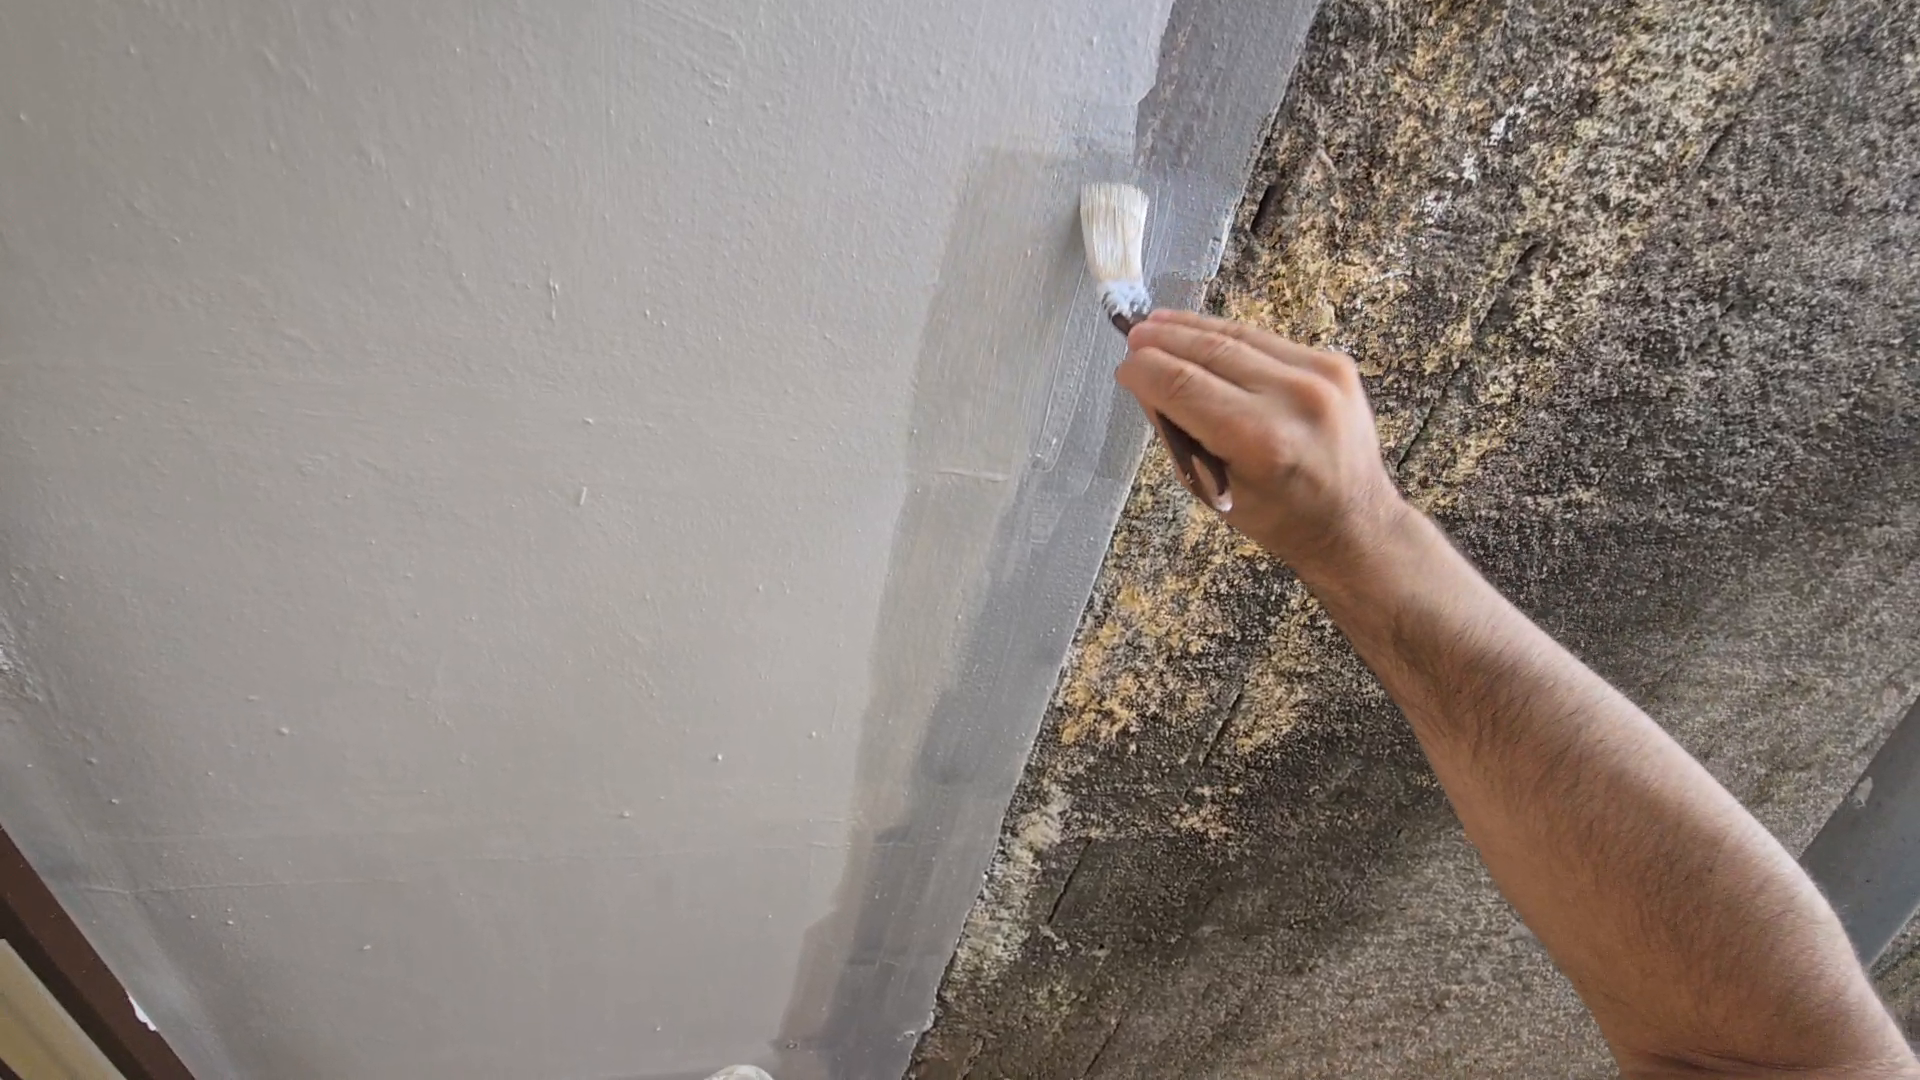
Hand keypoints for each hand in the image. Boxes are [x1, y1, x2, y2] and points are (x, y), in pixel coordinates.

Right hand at [1118, 310, 1406, 577]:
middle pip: (1209, 353)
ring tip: (1156, 323)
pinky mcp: (1334, 363)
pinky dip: (1226, 337)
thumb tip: (1146, 385)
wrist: (1352, 519)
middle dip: (1163, 342)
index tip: (1123, 370)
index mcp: (1259, 440)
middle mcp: (1293, 398)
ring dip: (1191, 329)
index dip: (1145, 372)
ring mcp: (1320, 374)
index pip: (1183, 386)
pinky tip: (1200, 334)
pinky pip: (1264, 341)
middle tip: (1132, 336)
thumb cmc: (1275, 516)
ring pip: (1238, 337)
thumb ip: (1176, 432)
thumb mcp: (1211, 488)